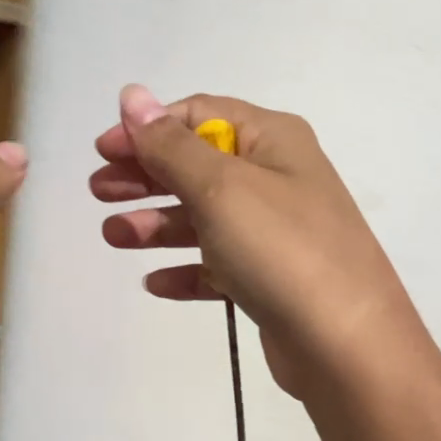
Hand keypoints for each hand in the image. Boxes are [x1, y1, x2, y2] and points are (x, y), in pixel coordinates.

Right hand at [93, 86, 417, 403]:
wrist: (343, 342)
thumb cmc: (281, 250)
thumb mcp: (221, 187)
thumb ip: (170, 146)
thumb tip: (132, 97)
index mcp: (272, 141)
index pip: (200, 116)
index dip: (148, 130)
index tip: (102, 153)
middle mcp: (275, 181)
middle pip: (197, 168)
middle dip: (146, 177)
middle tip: (98, 194)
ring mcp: (273, 235)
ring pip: (203, 221)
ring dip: (156, 225)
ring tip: (113, 238)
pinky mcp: (268, 283)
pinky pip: (217, 268)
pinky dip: (185, 271)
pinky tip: (154, 283)